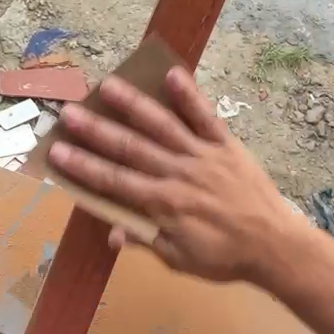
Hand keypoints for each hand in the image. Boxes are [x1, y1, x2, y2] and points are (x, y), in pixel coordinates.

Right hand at [46, 67, 316, 286]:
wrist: (275, 246)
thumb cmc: (224, 257)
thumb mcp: (179, 259)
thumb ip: (145, 240)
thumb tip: (111, 232)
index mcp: (163, 204)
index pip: (114, 182)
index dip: (84, 166)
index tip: (57, 152)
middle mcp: (178, 174)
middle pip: (131, 148)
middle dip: (97, 130)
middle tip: (69, 112)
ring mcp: (202, 155)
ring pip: (162, 125)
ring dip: (134, 105)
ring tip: (108, 84)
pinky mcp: (226, 145)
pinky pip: (205, 117)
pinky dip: (189, 95)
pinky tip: (172, 74)